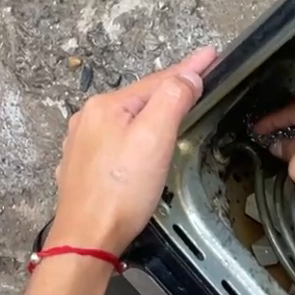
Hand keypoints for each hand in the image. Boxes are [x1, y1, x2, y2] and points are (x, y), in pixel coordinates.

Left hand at [48, 47, 219, 254]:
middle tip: (197, 76)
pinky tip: (142, 142)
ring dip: (152, 110)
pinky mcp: (84, 168)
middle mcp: (89, 120)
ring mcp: (83, 144)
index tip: (211, 55)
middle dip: (170, 87)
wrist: (87, 238)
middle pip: (141, 97)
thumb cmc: (119, 193)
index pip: (158, 80)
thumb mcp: (155, 138)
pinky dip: (136, 135)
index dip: (190, 68)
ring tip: (174, 104)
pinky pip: (116, 140)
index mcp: (107, 106)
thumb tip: (188, 76)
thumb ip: (173, 100)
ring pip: (127, 119)